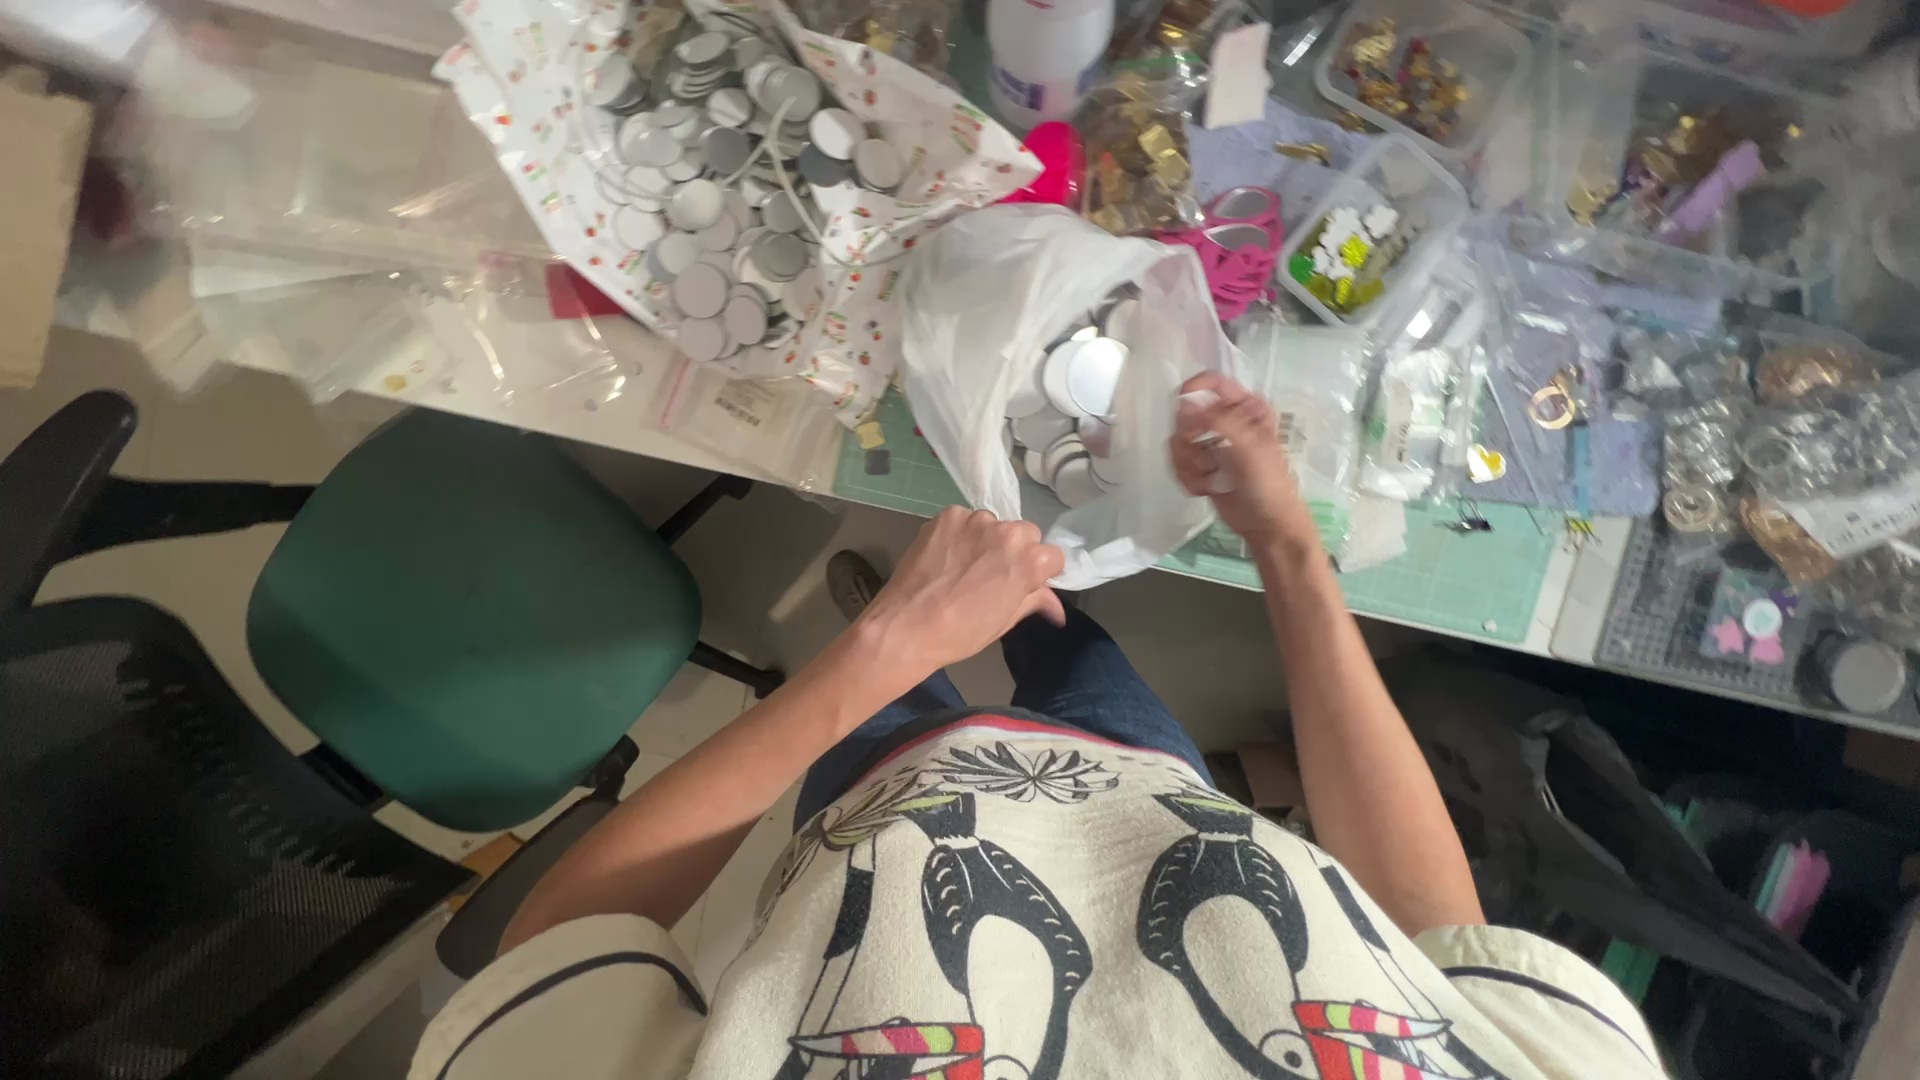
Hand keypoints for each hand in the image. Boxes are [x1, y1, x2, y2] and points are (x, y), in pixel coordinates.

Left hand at [853, 506, 1065, 678]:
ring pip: (993, 524)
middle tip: (993, 575)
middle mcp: (1007, 531)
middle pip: (1025, 533)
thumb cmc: (961, 632)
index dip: (1041, 572)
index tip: (1025, 584)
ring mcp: (975, 520)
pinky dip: (959, 535)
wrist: (906, 626)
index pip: (1052, 556)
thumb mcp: (1004, 621)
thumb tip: (1056, 608)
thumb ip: (1034, 601)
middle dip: (1015, 551)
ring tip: (963, 566)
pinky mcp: (947, 515)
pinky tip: (945, 556)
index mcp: (1029, 560)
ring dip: (986, 540)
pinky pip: (963, 521)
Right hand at [1169, 371, 1320, 551]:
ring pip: (1177, 441)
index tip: (1181, 413)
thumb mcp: (1249, 447)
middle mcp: (1225, 420)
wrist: (1265, 523)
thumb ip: (1218, 421)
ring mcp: (1210, 443)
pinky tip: (1204, 488)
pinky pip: (1176, 462)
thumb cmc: (1267, 483)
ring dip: (1188, 464)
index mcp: (1245, 407)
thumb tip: (1183, 405)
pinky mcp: (1199, 464)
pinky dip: (1187, 478)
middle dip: (1189, 442)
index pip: (1212, 383)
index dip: (1191, 390)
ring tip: (1208, 478)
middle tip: (1205, 460)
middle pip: (1185, 415)